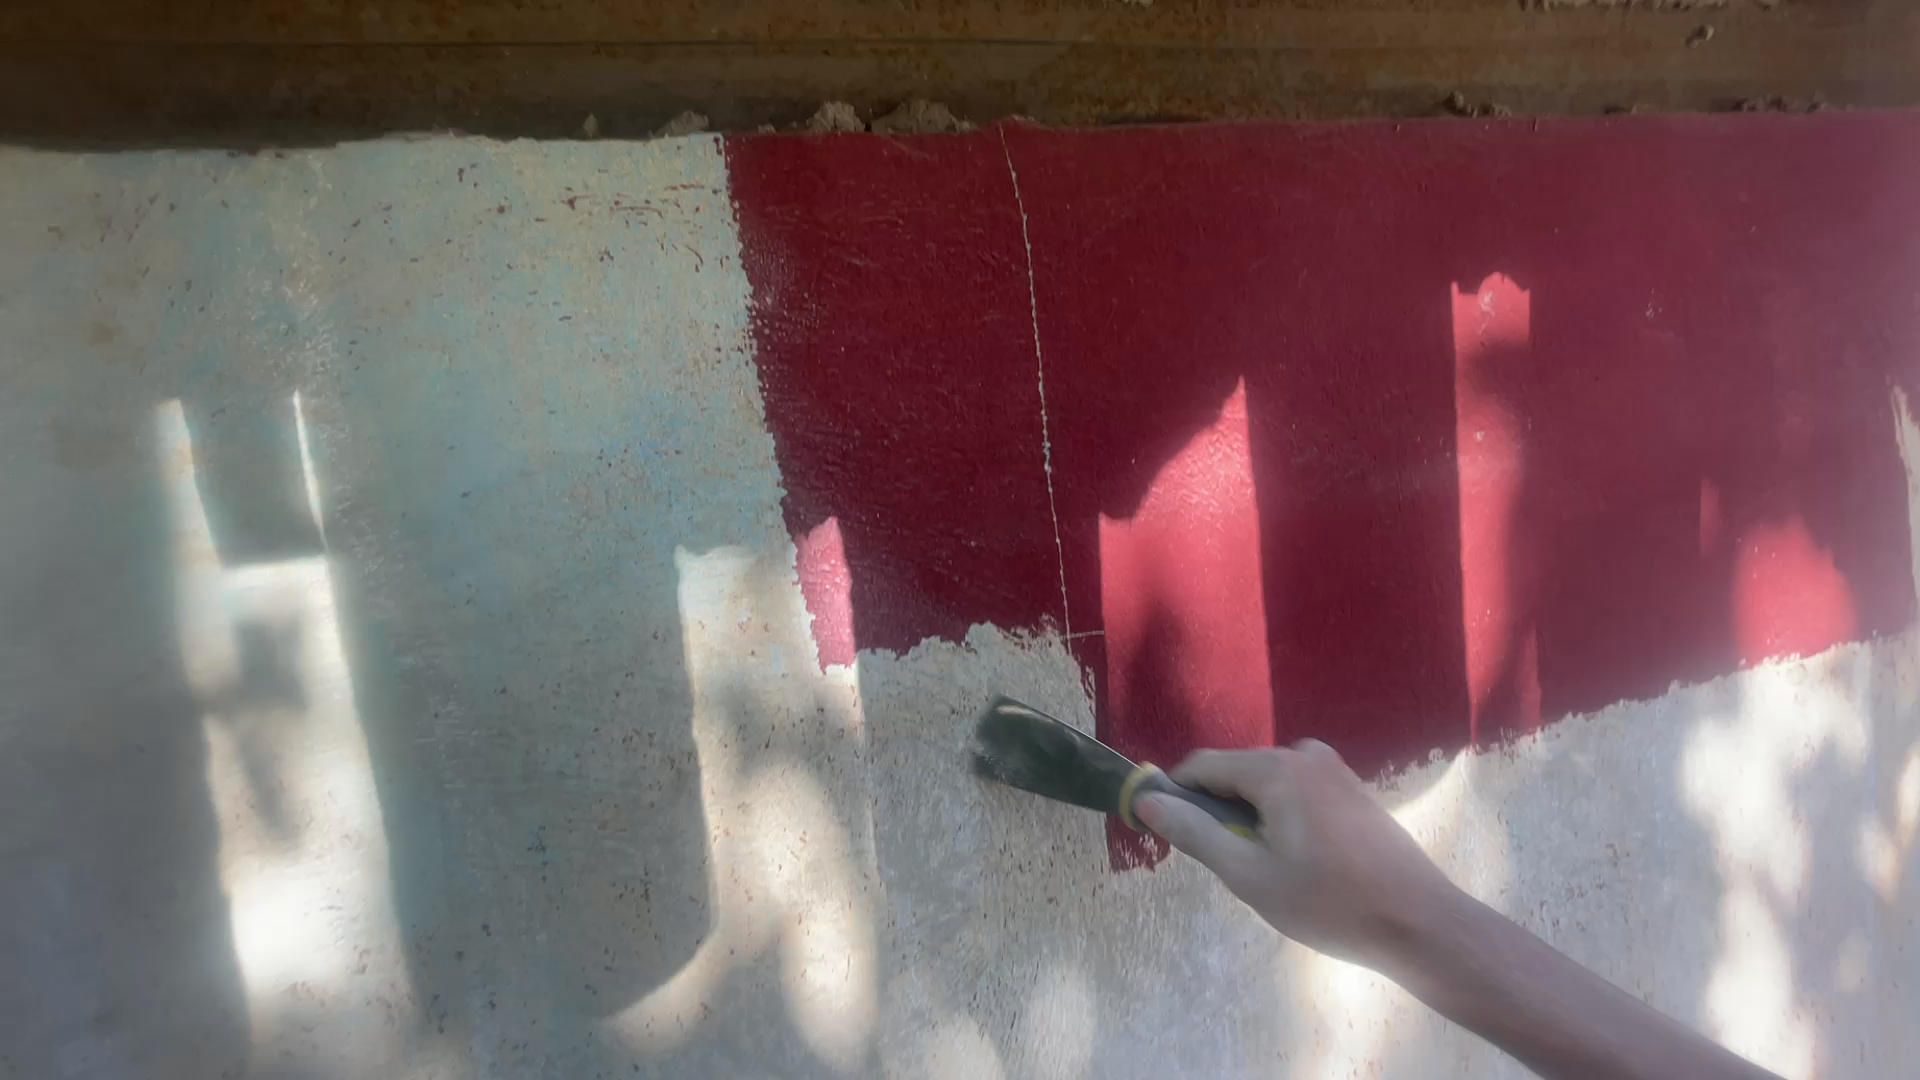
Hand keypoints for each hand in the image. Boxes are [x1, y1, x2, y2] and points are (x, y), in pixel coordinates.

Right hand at [1133, 740, 1461, 974]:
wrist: (1425, 927)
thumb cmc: (1331, 904)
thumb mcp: (1250, 876)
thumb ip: (1194, 833)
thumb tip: (1146, 800)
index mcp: (1274, 769)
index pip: (1202, 766)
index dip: (1178, 795)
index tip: (1174, 833)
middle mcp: (1302, 753)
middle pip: (1234, 773)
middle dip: (1220, 810)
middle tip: (1234, 864)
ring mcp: (1331, 767)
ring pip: (1263, 782)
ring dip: (1251, 815)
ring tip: (1272, 867)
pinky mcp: (1349, 785)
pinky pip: (1293, 789)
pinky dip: (1280, 814)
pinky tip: (1303, 858)